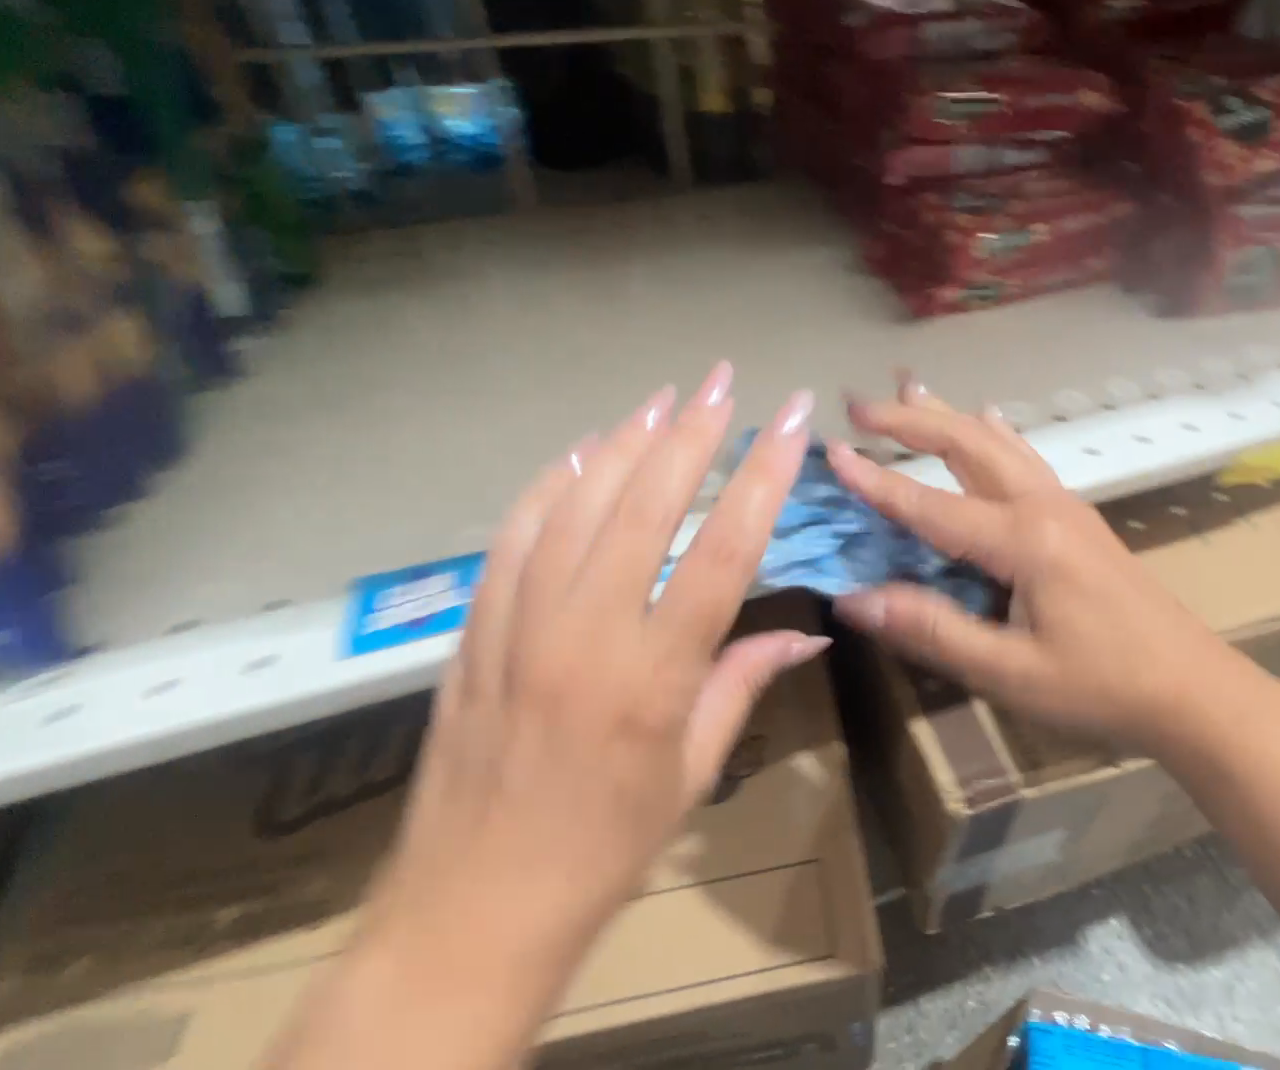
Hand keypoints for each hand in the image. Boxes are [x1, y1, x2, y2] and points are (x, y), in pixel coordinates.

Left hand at [367, 364, 819, 966]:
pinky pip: (514, 536)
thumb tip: (804, 630)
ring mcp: (521, 624)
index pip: (722, 550)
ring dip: (621, 445)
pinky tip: (579, 455)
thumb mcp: (692, 771)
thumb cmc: (608, 846)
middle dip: (690, 433)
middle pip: (644, 505)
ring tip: (659, 401)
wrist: (478, 900)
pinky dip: (549, 486)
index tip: (788, 420)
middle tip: (720, 380)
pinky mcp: (476, 629)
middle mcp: (586, 633)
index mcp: (655, 677)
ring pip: (575, 505)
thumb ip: (743, 682)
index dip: (761, 477)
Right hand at [827, 380, 1262, 750]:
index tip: (830, 451)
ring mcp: (1066, 507)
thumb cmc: (1100, 686)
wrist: (1192, 689)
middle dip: (911, 420)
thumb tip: (854, 600)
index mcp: (1023, 542)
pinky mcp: (1079, 520)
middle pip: (968, 445)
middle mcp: (1043, 507)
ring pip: (997, 443)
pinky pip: (1026, 459)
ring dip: (949, 415)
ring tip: (910, 388)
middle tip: (859, 404)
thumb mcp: (1010, 672)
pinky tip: (988, 419)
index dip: (877, 480)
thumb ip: (932, 630)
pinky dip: (994, 434)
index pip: (931, 504)